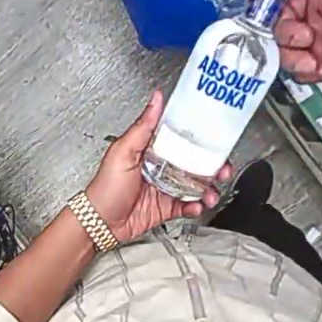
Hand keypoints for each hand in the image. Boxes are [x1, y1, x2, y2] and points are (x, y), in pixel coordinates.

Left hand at [84, 90, 229, 243]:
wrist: (100, 222)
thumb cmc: (105, 187)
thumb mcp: (123, 151)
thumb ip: (143, 127)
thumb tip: (156, 99)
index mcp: (151, 150)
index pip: (181, 140)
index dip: (200, 140)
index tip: (216, 140)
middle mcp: (160, 167)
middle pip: (194, 164)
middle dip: (212, 167)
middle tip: (222, 170)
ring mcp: (164, 188)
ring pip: (195, 186)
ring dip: (207, 189)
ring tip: (210, 194)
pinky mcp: (166, 208)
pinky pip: (187, 206)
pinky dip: (196, 207)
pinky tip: (197, 206)